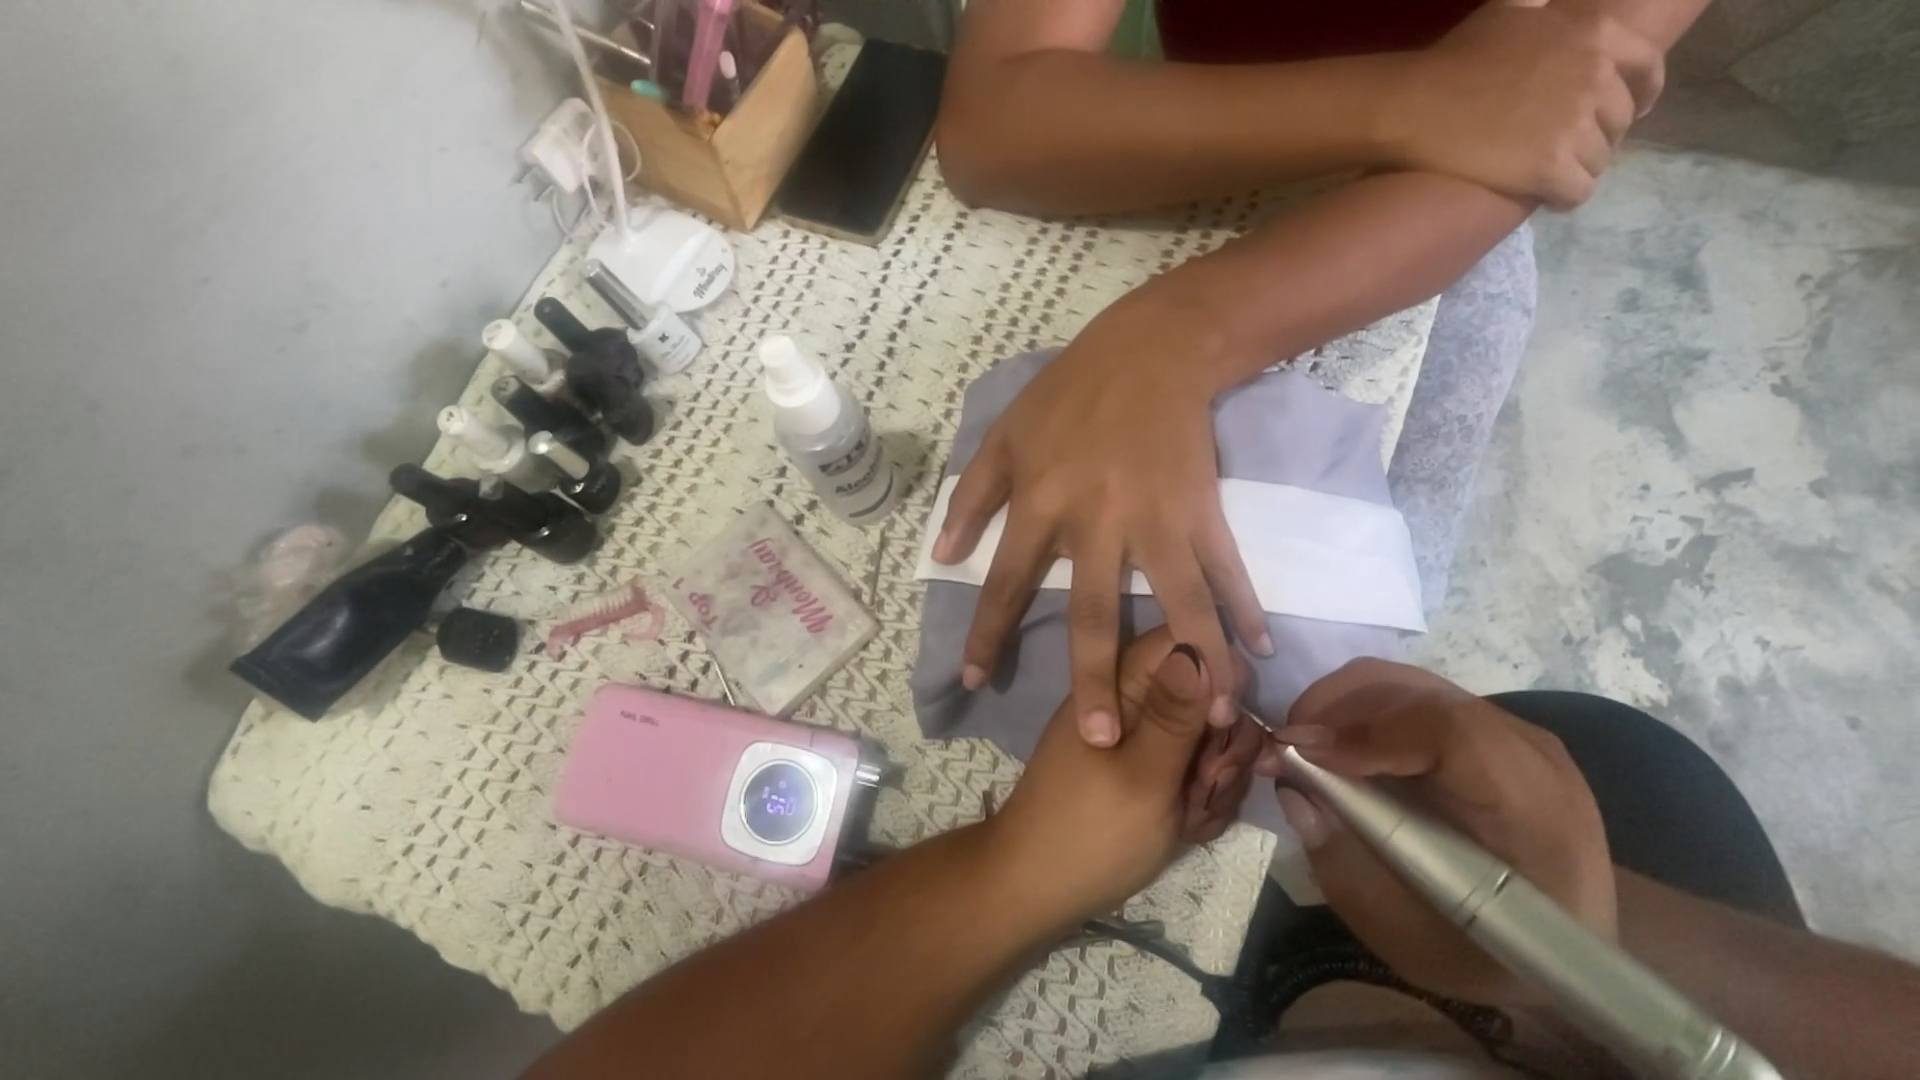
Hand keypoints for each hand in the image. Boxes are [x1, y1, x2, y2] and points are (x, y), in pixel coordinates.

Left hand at [933, 289, 1271, 746]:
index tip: (976, 681)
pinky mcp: (1202, 510)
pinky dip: (1241, 607)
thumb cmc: (1068, 394)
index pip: (1006, 582)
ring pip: (1175, 602)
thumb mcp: (1003, 435)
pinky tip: (1257, 649)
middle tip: (1101, 739)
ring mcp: (1157, 520)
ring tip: (1212, 719)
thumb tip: (942, 554)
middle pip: (1091, 614)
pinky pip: (1224, 567)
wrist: (1152, 348)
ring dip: (1194, 662)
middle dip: (1094, 678)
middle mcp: (1097, 523)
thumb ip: (971, 498)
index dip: (989, 634)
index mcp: (1041, 504)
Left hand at [984, 629, 1228, 925]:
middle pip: (1209, 697)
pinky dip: (1202, 803)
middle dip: (1223, 745)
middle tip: (1203, 786)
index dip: (1219, 676)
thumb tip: (1198, 644)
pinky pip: (1199, 775)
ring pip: (1212, 742)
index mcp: (1119, 687)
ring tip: (1190, 817)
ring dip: (1216, 781)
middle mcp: (1133, 705)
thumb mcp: (1142, 776)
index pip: (1185, 643)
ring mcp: (1143, 743)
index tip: (1222, 725)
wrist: (1036, 892)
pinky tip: (1188, 830)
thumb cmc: (1088, 834)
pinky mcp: (1152, 776)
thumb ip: (1177, 715)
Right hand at [1259, 659, 1617, 1005]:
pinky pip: (1416, 701)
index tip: (1303, 754)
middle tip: (1286, 747)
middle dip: (1337, 707)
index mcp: (1532, 811)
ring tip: (1306, 748)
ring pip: (1411, 686)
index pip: (1453, 732)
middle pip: (1420, 694)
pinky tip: (1341, 750)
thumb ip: (1343, 859)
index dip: (1368, 732)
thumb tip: (1290, 788)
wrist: (1562, 956)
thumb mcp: (1403, 932)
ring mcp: (1513, 735)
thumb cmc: (1486, 958)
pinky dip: (1365, 714)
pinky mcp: (1491, 732)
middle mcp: (1530, 755)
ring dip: (1345, 706)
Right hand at [1379, 0, 1664, 208]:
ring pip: (1598, 161)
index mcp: (1596, 36)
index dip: (1643, 93)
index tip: (1635, 112)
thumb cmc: (1450, 60)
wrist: (1412, 107)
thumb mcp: (1510, 11)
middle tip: (1571, 152)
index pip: (1647, 67)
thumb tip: (1545, 6)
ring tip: (1552, 179)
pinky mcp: (1548, 170)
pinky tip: (1549, 200)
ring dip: (1579, 171)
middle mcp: (1595, 79)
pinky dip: (1566, 198)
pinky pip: (1577, 192)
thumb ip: (1543, 11)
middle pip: (1619, 122)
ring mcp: (1573, 127)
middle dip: (1600, 138)